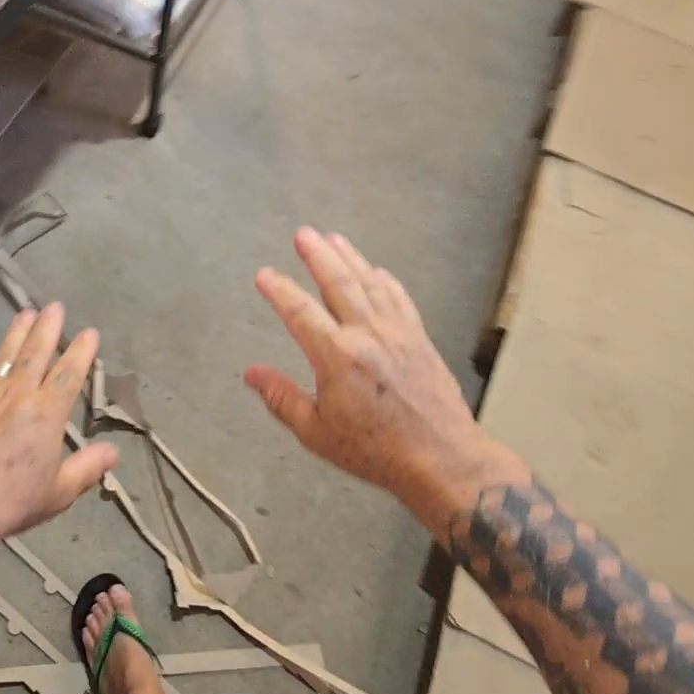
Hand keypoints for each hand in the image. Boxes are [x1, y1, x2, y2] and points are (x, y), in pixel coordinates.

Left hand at [0, 304, 119, 563]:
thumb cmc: (11, 503)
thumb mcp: (59, 492)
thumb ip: (87, 468)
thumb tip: (114, 452)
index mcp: (46, 414)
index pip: (69, 374)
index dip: (81, 352)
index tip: (90, 332)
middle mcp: (18, 396)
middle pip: (36, 354)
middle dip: (48, 329)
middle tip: (54, 306)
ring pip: (4, 357)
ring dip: (15, 333)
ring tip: (25, 313)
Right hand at [245, 228, 525, 528]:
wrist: (442, 460)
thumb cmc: (374, 451)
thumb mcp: (316, 432)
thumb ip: (281, 397)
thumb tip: (251, 373)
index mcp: (337, 357)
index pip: (300, 312)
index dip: (279, 290)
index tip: (264, 275)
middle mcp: (367, 335)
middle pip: (339, 283)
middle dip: (318, 256)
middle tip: (303, 234)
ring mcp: (397, 333)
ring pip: (370, 283)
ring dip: (350, 258)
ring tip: (333, 238)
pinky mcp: (419, 338)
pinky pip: (399, 298)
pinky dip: (385, 280)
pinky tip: (376, 270)